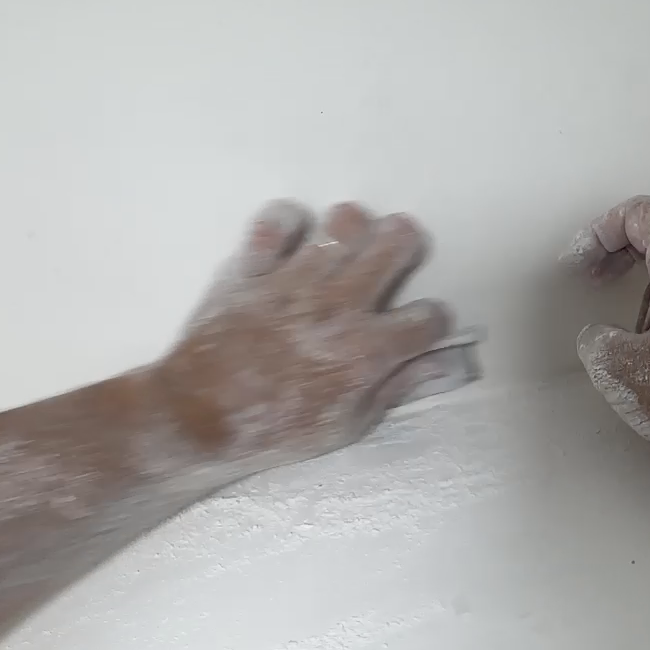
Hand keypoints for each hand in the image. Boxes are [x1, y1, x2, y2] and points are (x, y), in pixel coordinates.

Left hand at [152, 201, 475, 478]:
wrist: (198, 418)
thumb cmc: (278, 430)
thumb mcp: (349, 425)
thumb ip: (399, 387)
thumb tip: (451, 367)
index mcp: (367, 350)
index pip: (430, 316)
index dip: (434, 322)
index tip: (420, 329)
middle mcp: (339, 303)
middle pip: (398, 240)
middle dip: (406, 248)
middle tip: (391, 266)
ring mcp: (295, 279)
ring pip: (345, 221)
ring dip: (354, 232)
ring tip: (343, 253)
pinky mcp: (253, 266)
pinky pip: (276, 219)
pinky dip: (287, 224)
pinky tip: (290, 244)